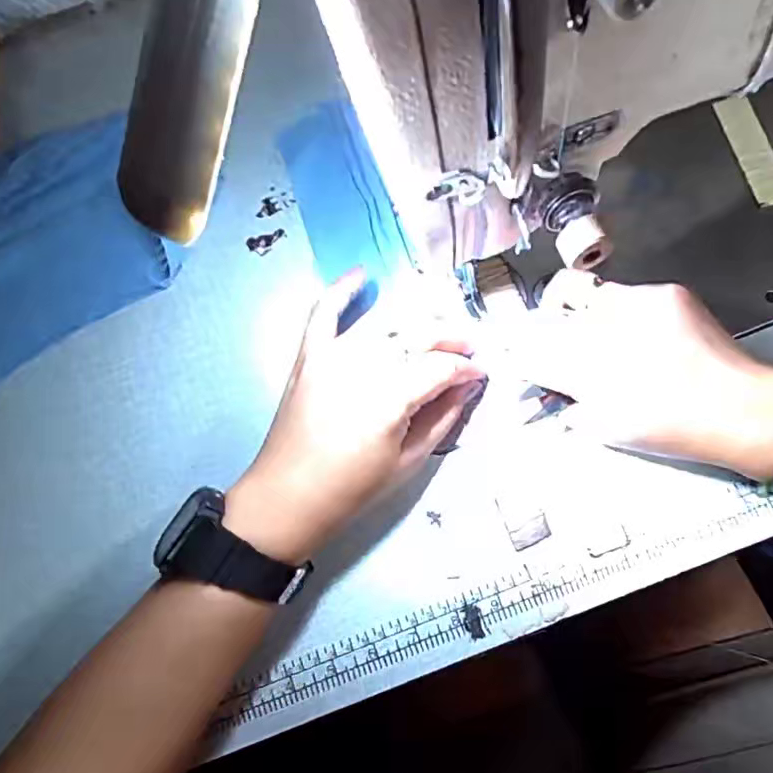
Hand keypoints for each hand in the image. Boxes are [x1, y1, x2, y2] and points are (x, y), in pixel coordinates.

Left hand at [227, 272, 486, 561]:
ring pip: (384, 322)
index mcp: (391, 398)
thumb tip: (467, 386)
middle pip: (416, 336)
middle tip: (469, 348)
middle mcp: (363, 366)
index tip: (482, 374)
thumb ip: (443, 417)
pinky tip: (363, 276)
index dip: (466, 368)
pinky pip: (324, 313)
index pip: (441, 367)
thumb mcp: (411, 460)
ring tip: (438, 327)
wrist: (290, 496)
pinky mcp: (309, 356)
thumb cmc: (356, 488)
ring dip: (416, 319)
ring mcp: (332, 356)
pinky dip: (342, 292)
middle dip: (450, 339)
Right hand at [496, 271, 772, 480]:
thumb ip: (572, 409)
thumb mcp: (610, 430)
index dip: (517, 353)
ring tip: (606, 341)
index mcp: (585, 368)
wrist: (740, 408)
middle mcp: (604, 325)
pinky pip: (628, 294)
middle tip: (558, 348)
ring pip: (588, 294)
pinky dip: (624, 314)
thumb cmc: (674, 430)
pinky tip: (644, 337)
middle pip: (552, 312)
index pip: (530, 349)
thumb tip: (551, 398)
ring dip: (584, 315)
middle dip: (547, 329)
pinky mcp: (666, 291)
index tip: (513, 356)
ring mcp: (637, 302)